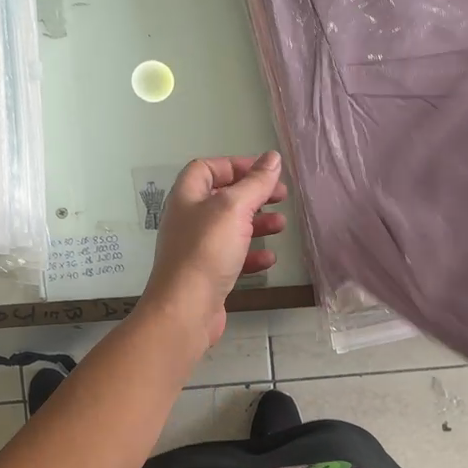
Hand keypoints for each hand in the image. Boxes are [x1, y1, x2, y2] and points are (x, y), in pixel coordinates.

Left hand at [139, 152, 289, 350]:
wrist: (186, 309)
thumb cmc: (206, 251)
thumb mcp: (234, 208)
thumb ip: (255, 183)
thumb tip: (273, 158)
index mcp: (188, 196)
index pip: (208, 168)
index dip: (236, 165)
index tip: (265, 172)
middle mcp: (189, 219)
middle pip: (223, 198)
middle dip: (253, 195)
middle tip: (280, 197)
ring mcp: (197, 249)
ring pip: (231, 228)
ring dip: (257, 224)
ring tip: (281, 226)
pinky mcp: (207, 275)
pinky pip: (232, 257)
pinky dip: (252, 255)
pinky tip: (269, 260)